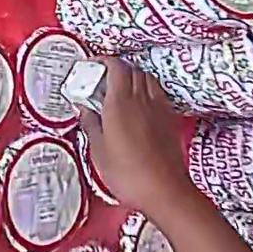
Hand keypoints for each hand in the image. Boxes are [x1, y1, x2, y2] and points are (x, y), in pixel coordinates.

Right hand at [78, 59, 198, 215]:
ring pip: (146, 78)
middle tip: (103, 79)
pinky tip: (140, 104)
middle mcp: (141, 99)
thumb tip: (83, 108)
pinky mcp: (169, 118)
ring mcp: (158, 107)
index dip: (104, 61)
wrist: (164, 190)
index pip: (116, 67)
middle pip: (132, 69)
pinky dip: (147, 89)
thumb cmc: (128, 173)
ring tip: (122, 89)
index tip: (93, 65)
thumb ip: (91, 123)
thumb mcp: (99, 151)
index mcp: (120, 102)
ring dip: (133, 77)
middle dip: (117, 68)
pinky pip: (157, 92)